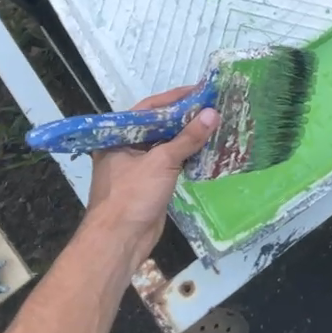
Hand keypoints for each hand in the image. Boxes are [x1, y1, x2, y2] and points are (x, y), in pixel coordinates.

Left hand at [83, 86, 216, 259]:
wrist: (119, 242)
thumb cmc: (132, 195)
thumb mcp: (161, 162)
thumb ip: (188, 138)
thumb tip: (213, 113)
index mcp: (118, 137)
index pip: (149, 109)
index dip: (175, 98)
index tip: (200, 90)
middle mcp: (125, 148)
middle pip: (159, 125)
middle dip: (184, 116)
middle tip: (211, 105)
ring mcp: (137, 166)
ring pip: (166, 144)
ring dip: (187, 136)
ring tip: (213, 123)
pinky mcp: (150, 183)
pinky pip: (171, 161)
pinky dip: (187, 154)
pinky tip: (207, 148)